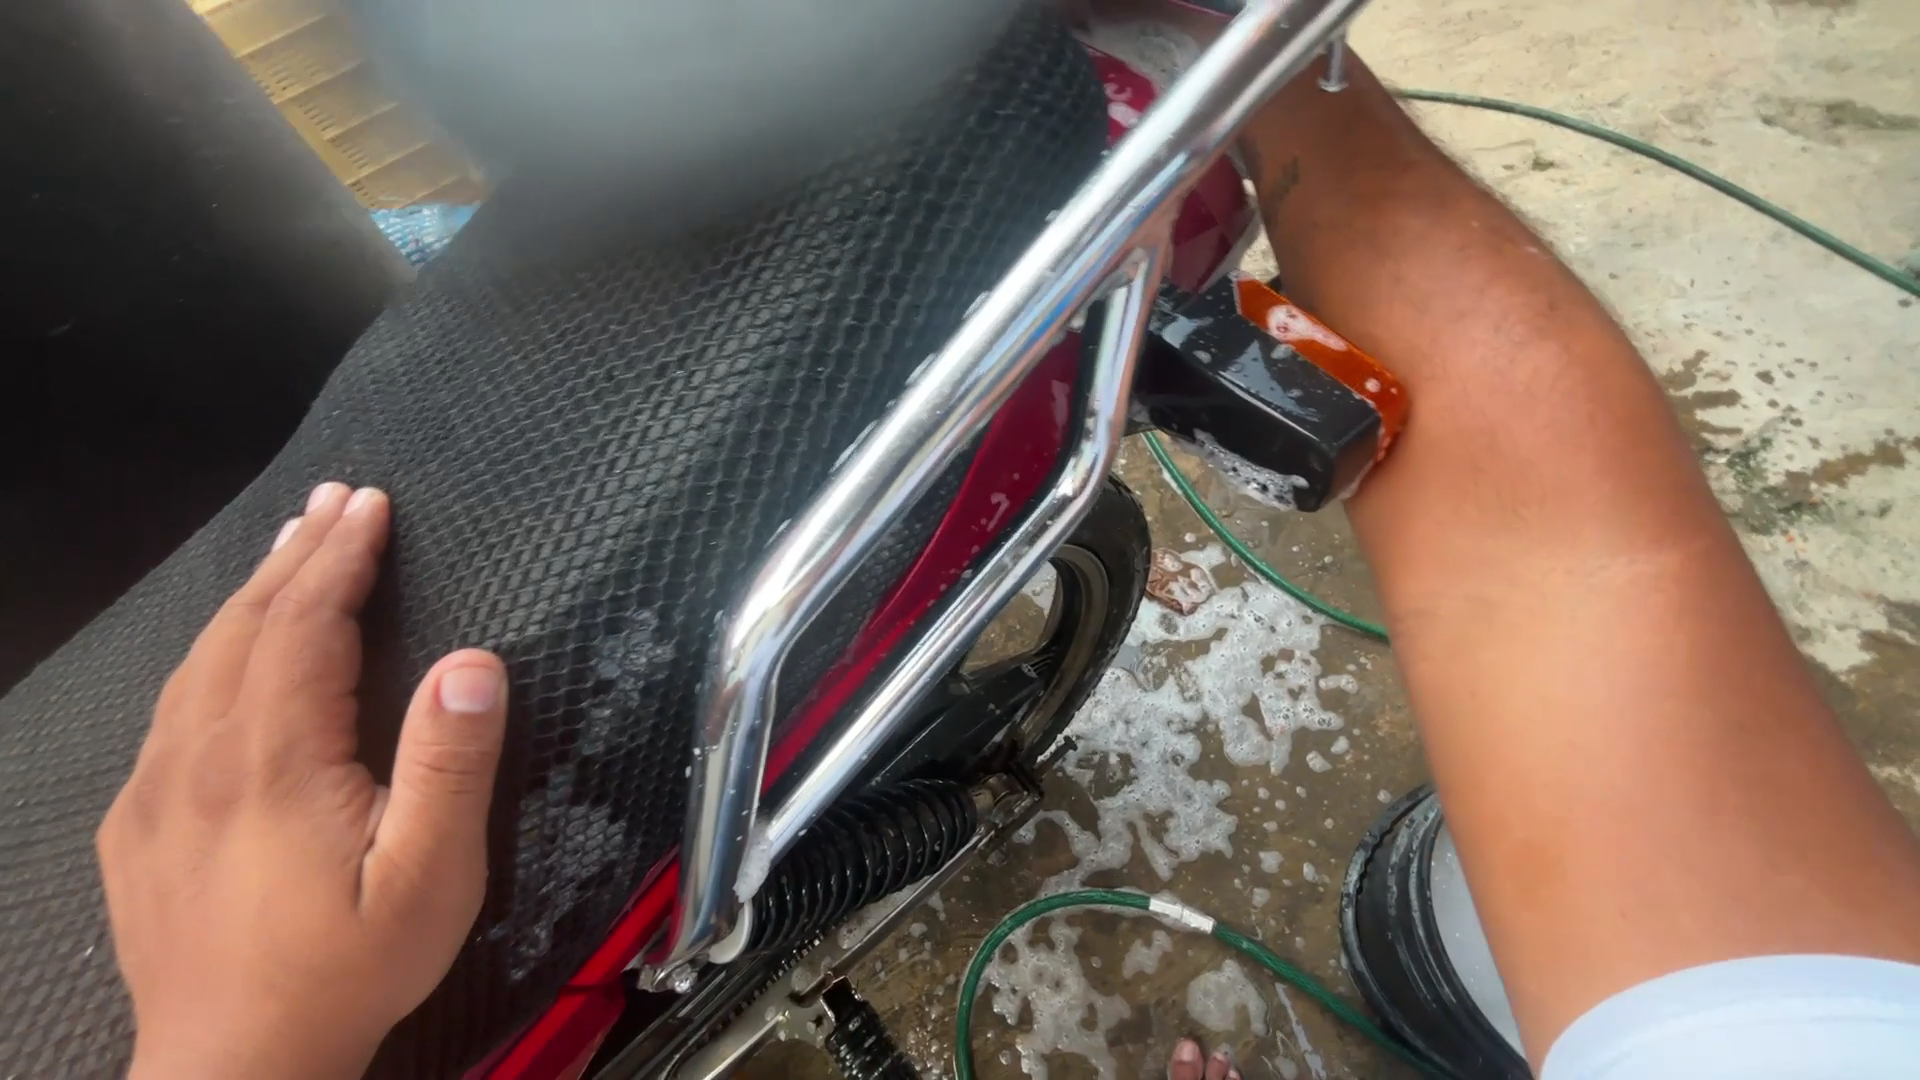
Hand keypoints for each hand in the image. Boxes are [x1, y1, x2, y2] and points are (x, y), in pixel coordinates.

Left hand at [97, 482, 508, 1079]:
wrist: (235, 1070)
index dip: (339, 561)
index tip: (371, 506)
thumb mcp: (434, 868)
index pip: (302, 629)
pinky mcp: (143, 822)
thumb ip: (451, 762)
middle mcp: (200, 761)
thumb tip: (473, 661)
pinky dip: (218, 647)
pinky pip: (177, 704)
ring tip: (292, 544)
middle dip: (294, 556)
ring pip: (201, 661)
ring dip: (254, 592)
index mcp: (272, 763)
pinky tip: (238, 644)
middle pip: (244, 629)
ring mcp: (158, 792)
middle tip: (335, 499)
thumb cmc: (354, 961)